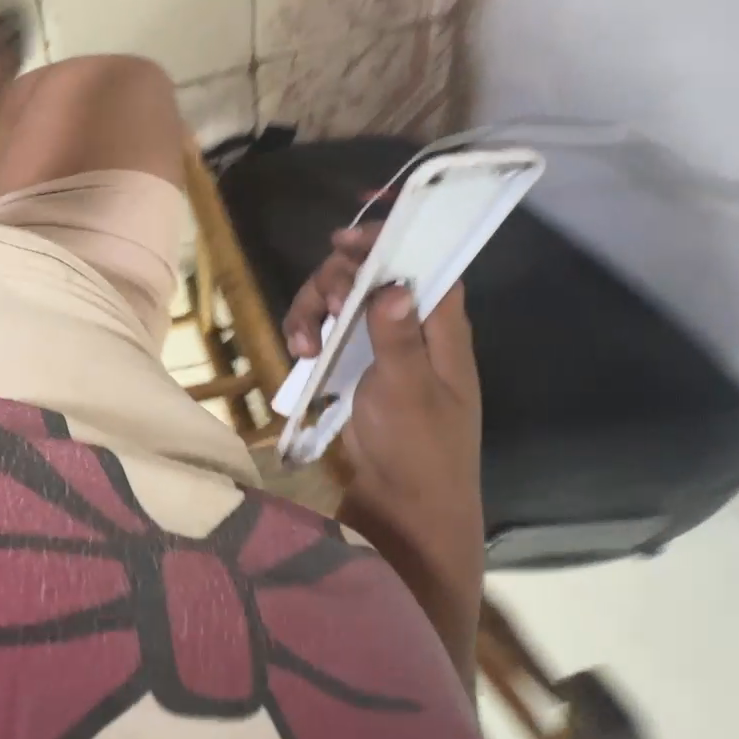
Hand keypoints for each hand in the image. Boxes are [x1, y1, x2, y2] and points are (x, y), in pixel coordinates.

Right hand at [280, 224, 482, 542]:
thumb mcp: (408, 392)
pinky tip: (299, 354)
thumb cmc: (418, 447)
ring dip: (313, 309)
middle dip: (337, 280)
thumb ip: (398, 339)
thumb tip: (392, 284)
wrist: (401, 500)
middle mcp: (409, 326)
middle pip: (369, 275)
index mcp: (440, 326)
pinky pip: (324, 327)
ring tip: (303, 344)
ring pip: (339, 299)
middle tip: (325, 307)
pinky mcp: (352, 362)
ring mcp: (378, 343)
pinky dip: (306, 332)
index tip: (347, 237)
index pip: (423, 261)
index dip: (391, 239)